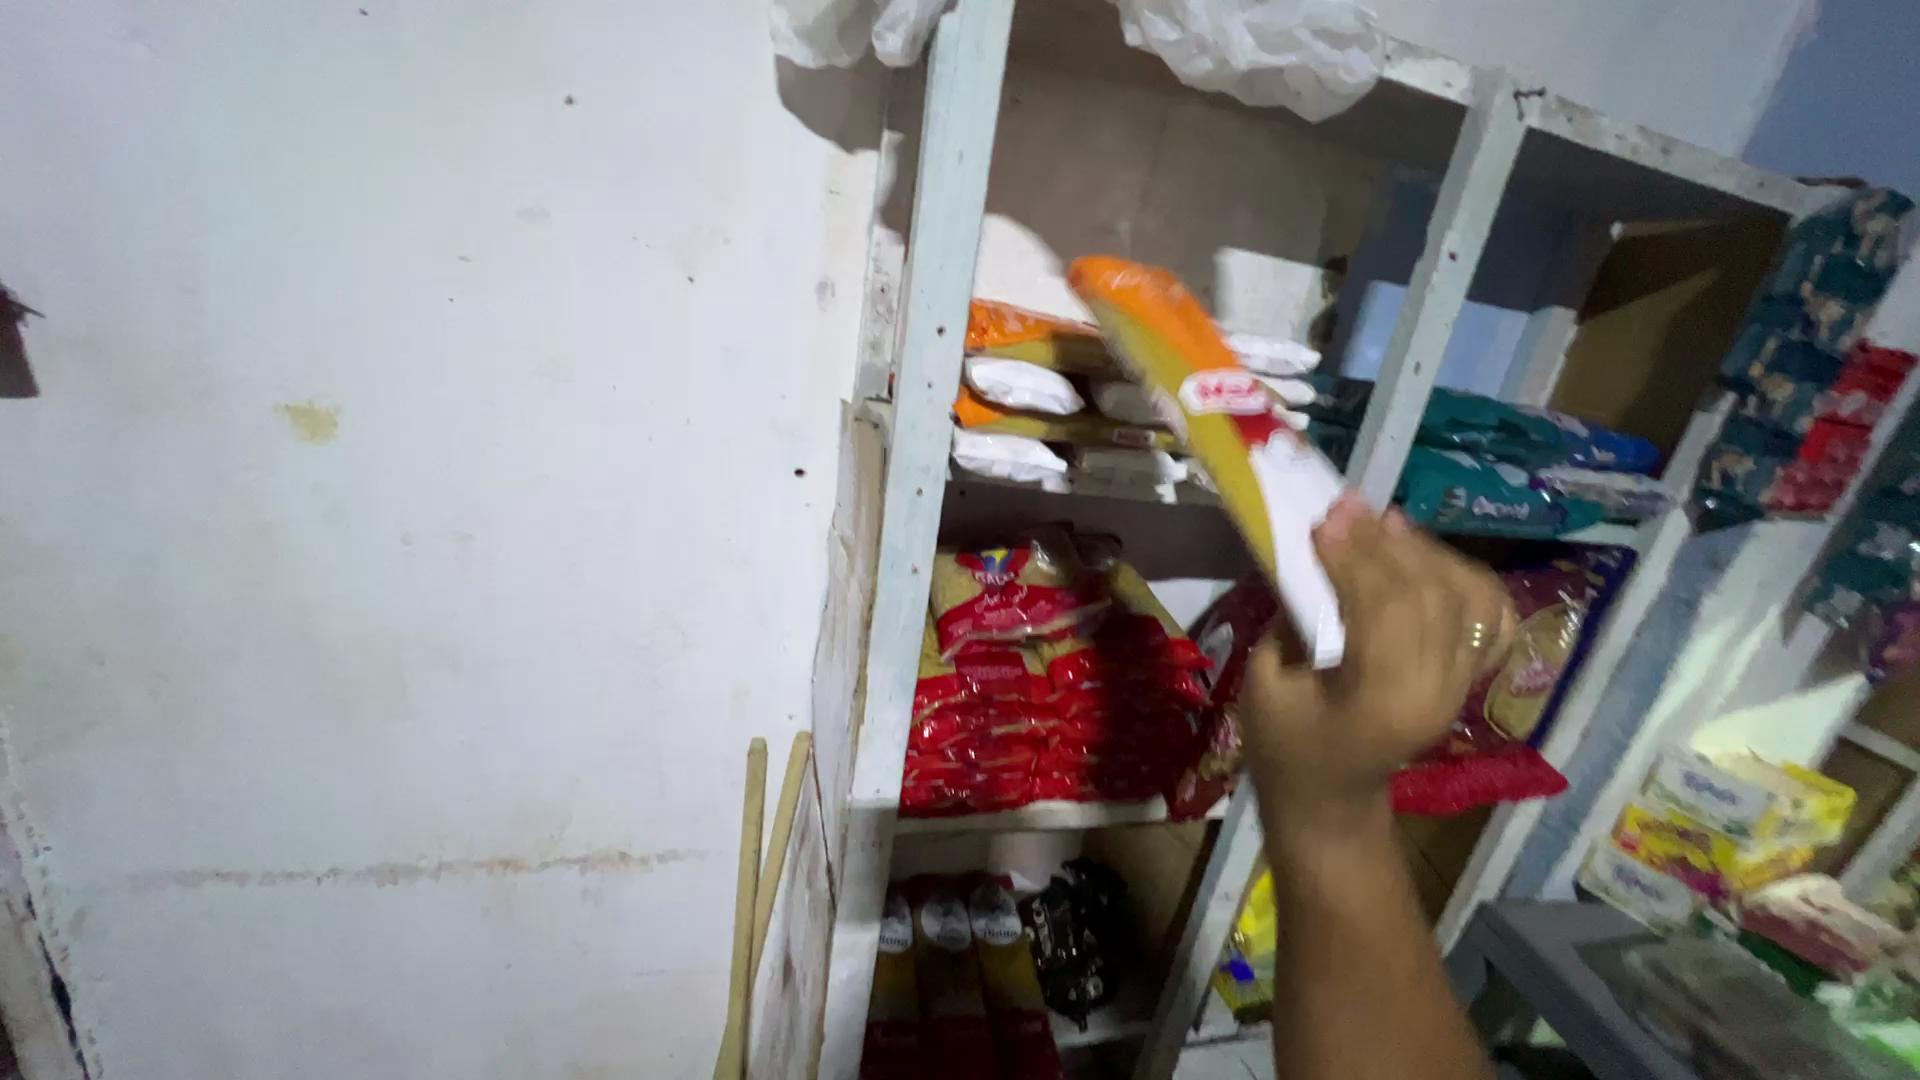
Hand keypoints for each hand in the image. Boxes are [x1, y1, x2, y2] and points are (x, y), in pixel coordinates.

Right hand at [1238, 495, 1516, 832]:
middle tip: (1348, 504)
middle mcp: (1437, 691)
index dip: (1355, 558)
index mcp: (1381, 701)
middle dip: (1385, 542)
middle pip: (1429, 596)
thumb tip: (1313, 559)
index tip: (1324, 519)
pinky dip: (1463, 576)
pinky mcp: (1468, 677)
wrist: (1328, 798)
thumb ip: (1294, 619)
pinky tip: (1425, 553)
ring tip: (1383, 520)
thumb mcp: (1265, 681)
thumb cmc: (1283, 743)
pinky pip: (1488, 614)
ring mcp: (1461, 685)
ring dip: (1424, 551)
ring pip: (1466, 597)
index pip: (1385, 611)